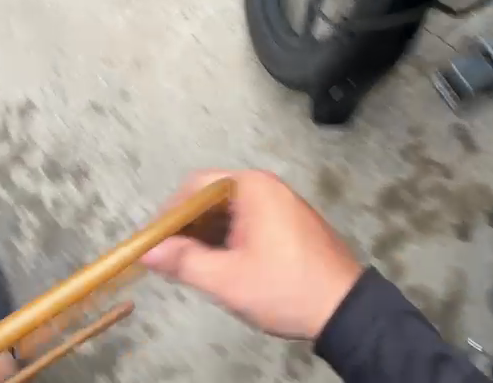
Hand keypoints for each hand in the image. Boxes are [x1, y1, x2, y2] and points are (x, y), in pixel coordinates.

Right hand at [142, 169, 364, 341]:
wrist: (343, 307)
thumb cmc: (284, 287)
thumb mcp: (228, 280)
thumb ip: (185, 262)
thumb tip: (149, 251)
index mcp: (251, 187)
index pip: (196, 184)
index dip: (171, 212)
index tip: (156, 241)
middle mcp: (266, 185)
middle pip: (213, 195)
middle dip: (189, 225)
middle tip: (172, 258)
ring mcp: (280, 201)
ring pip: (229, 210)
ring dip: (208, 234)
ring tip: (194, 266)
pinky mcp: (288, 220)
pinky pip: (248, 219)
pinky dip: (229, 237)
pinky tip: (223, 265)